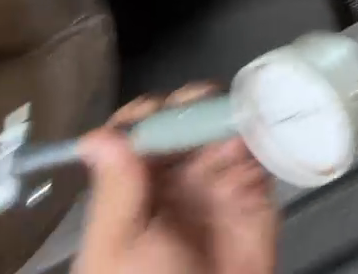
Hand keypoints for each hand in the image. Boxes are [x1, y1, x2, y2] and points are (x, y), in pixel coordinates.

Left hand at [75, 85, 277, 273]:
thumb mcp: (117, 251)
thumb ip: (115, 192)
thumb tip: (95, 136)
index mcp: (133, 189)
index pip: (136, 134)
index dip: (145, 115)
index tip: (157, 109)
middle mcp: (175, 177)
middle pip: (184, 121)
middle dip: (193, 106)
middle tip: (204, 107)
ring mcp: (218, 179)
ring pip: (224, 127)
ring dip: (229, 117)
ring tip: (231, 126)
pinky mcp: (258, 184)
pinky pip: (261, 147)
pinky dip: (262, 132)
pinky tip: (255, 135)